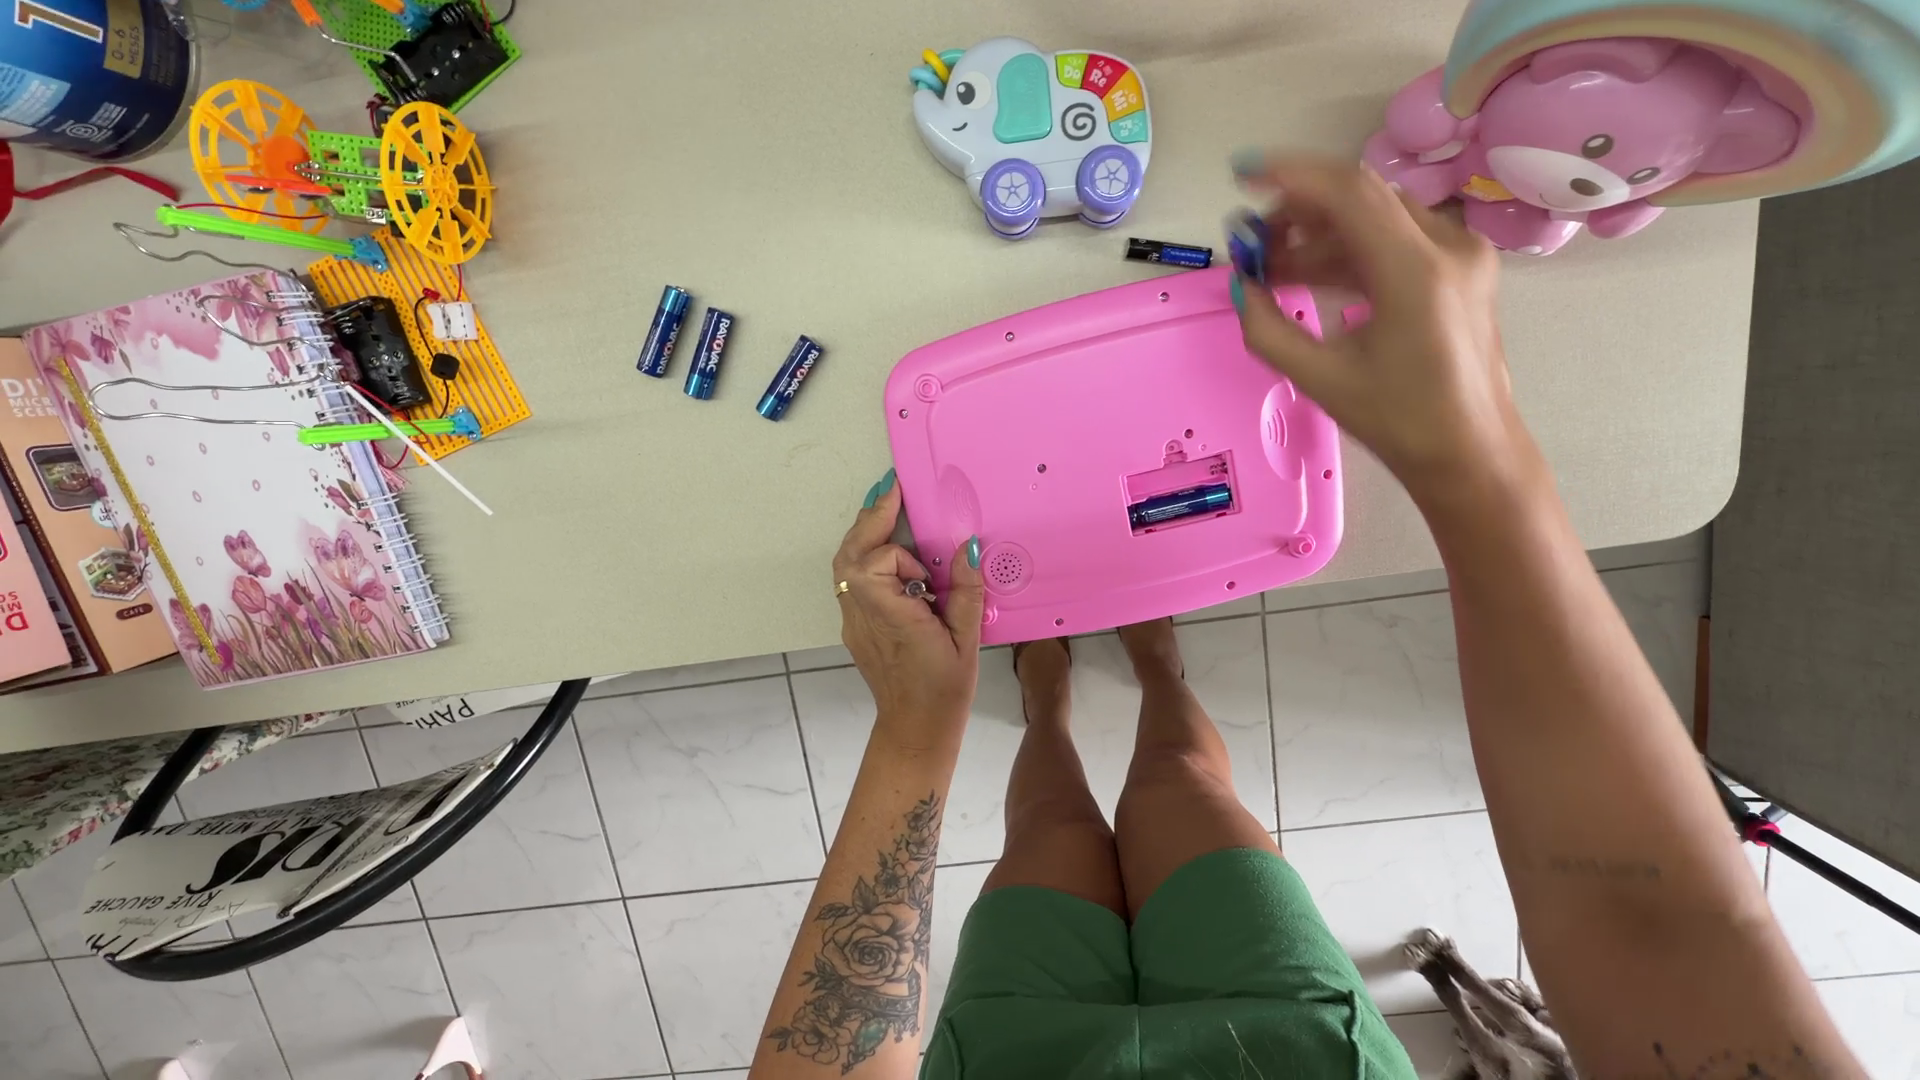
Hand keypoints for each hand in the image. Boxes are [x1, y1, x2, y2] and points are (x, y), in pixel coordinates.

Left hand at [832, 470, 985, 748]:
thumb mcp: (967, 641)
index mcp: (892, 618)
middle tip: (893, 491)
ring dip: (864, 535)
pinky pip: (851, 582)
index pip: (873, 565)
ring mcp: (852, 622)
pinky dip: (865, 556)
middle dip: (869, 519)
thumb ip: (966, 591)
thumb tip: (968, 546)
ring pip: (843, 567)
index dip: (897, 554)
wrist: (915, 729)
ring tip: (887, 510)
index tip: (924, 565)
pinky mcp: (854, 627)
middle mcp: (862, 616)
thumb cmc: (944, 690)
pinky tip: (888, 551)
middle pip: (848, 555)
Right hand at [1229, 156, 1545, 511]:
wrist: (1470, 450)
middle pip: (1361, 199)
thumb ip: (1267, 329)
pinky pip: (1392, 242)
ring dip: (1319, 235)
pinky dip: (1346, 252)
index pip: (1349, 193)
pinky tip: (1308, 276)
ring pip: (1375, 219)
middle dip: (1298, 211)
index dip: (1290, 175)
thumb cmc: (1399, 421)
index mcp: (1415, 271)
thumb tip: (1241, 288)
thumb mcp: (1319, 378)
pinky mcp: (1457, 271)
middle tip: (1251, 240)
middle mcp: (1447, 247)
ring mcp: (1458, 256)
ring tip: (1270, 266)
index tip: (1243, 174)